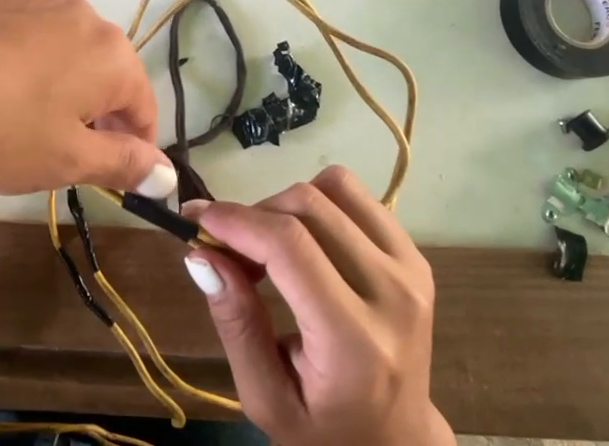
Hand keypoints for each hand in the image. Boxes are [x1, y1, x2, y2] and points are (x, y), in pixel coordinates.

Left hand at [0, 0, 176, 196]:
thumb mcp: (63, 161)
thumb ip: (123, 163)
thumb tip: (167, 172)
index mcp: (112, 53)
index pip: (142, 109)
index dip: (131, 150)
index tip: (102, 179)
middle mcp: (84, 14)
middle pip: (107, 74)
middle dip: (94, 115)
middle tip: (54, 154)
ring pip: (68, 49)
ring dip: (61, 83)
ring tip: (20, 118)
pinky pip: (30, 26)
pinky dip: (28, 50)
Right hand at [181, 167, 451, 445]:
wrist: (396, 440)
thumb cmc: (322, 426)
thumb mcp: (265, 397)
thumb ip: (236, 323)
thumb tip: (200, 254)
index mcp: (356, 342)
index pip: (290, 248)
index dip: (236, 220)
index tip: (194, 217)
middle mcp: (393, 295)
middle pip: (308, 206)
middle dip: (252, 215)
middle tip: (227, 249)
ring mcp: (410, 269)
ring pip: (332, 187)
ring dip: (284, 204)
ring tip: (266, 246)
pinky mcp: (414, 254)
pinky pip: (353, 194)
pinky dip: (315, 203)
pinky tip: (302, 240)